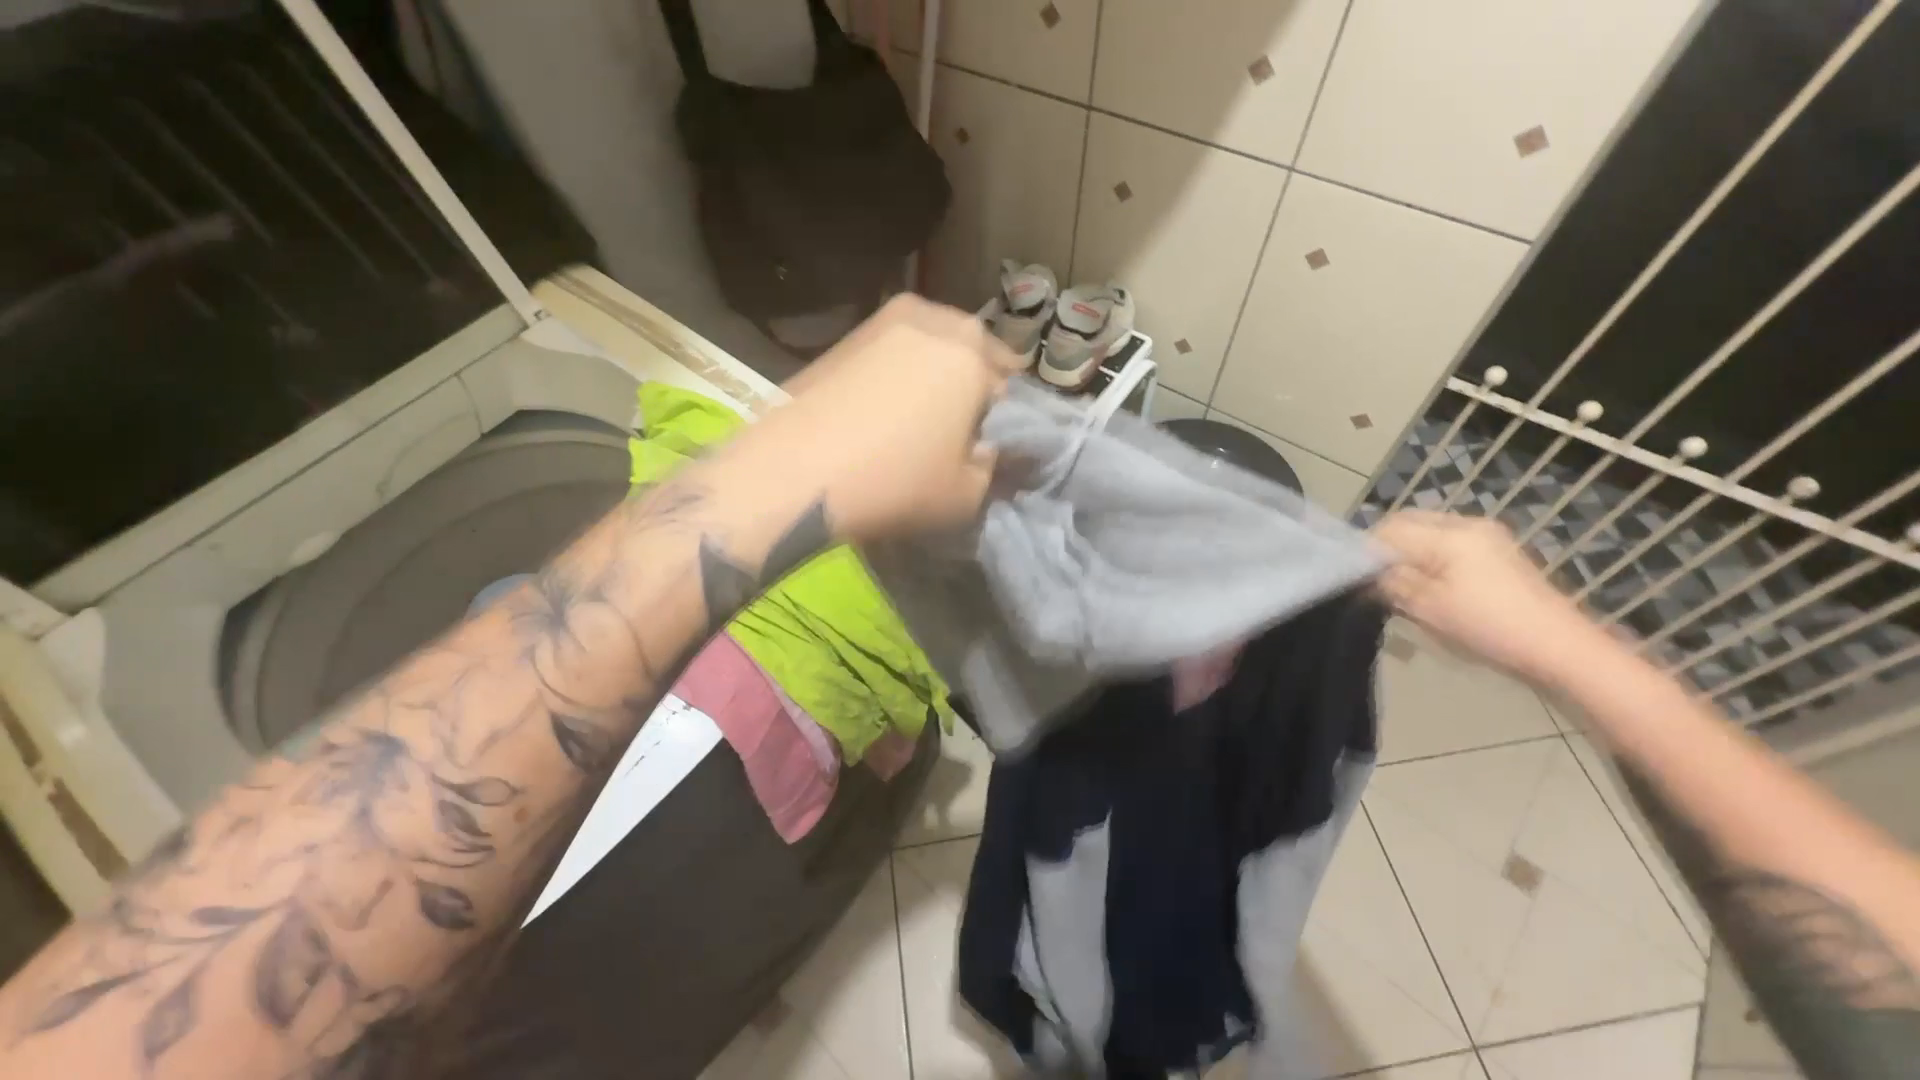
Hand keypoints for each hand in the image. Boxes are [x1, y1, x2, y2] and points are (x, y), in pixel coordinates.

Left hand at [738, 295, 1025, 541]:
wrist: (794, 471)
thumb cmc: (895, 482)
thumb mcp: (966, 496)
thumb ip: (992, 467)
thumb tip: (987, 450)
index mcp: (972, 353)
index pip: (1008, 386)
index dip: (1004, 419)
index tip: (991, 445)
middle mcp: (932, 321)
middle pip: (969, 351)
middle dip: (972, 382)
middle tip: (961, 426)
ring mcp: (881, 323)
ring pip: (929, 346)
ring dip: (933, 372)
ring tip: (922, 415)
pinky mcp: (843, 338)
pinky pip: (890, 352)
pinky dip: (896, 372)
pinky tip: (885, 408)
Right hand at [1372, 510, 1607, 684]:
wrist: (1559, 645)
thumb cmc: (1489, 627)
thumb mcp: (1429, 609)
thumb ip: (1394, 583)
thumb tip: (1369, 572)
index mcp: (1450, 534)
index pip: (1390, 529)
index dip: (1367, 549)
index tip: (1358, 577)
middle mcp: (1468, 523)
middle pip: (1409, 521)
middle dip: (1387, 545)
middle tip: (1377, 580)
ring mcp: (1487, 534)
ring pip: (1429, 529)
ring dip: (1409, 549)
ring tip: (1404, 584)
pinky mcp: (1499, 548)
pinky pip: (1450, 539)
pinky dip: (1432, 553)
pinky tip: (1432, 582)